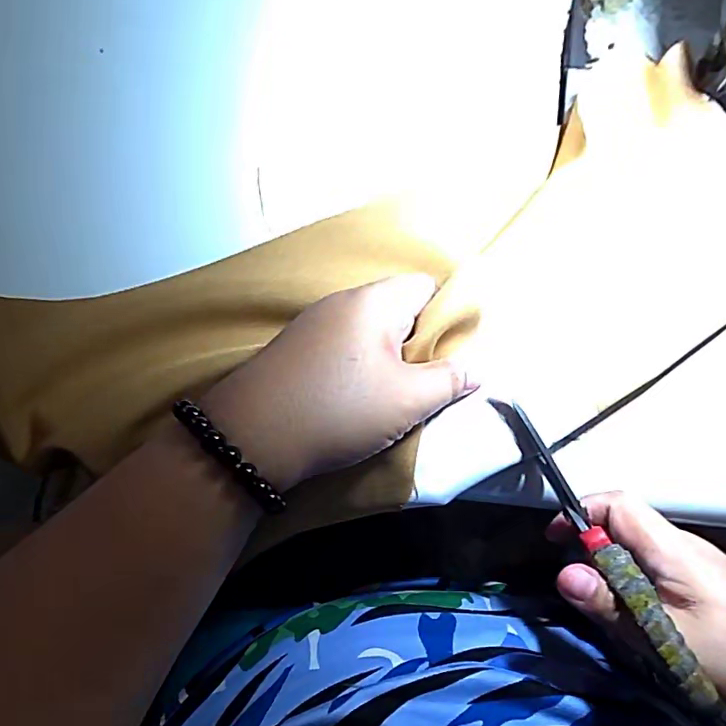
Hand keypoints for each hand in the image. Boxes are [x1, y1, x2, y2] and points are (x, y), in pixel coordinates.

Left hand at [198, 275, 475, 489]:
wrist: (252, 439)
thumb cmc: (338, 411)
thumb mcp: (407, 401)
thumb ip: (449, 381)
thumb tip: (473, 370)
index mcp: (373, 302)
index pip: (426, 286)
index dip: (448, 318)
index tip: (453, 357)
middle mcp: (341, 303)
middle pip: (399, 310)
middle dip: (420, 345)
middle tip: (428, 385)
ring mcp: (313, 326)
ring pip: (371, 334)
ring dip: (389, 363)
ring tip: (394, 399)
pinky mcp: (296, 352)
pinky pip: (344, 351)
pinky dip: (360, 371)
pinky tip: (357, 403)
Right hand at [548, 492, 725, 725]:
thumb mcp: (669, 640)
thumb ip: (615, 607)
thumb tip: (563, 573)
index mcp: (675, 550)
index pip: (618, 503)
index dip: (580, 513)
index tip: (553, 543)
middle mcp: (686, 548)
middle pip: (625, 527)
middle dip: (590, 549)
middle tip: (576, 592)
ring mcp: (699, 567)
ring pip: (639, 552)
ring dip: (611, 572)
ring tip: (604, 612)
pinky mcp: (706, 587)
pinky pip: (657, 572)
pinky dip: (633, 587)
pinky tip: (638, 622)